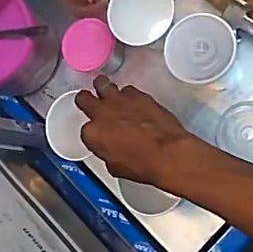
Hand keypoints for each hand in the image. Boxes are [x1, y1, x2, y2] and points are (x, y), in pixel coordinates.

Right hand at [79, 76, 201, 189]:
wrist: (168, 154)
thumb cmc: (142, 165)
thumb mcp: (115, 167)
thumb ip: (107, 152)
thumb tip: (112, 150)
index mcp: (92, 133)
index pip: (85, 129)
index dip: (93, 132)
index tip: (100, 134)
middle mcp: (101, 113)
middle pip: (84, 98)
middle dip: (87, 100)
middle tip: (93, 103)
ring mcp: (119, 101)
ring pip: (102, 84)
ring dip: (104, 89)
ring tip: (110, 94)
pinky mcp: (138, 95)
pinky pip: (127, 89)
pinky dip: (129, 95)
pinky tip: (134, 102)